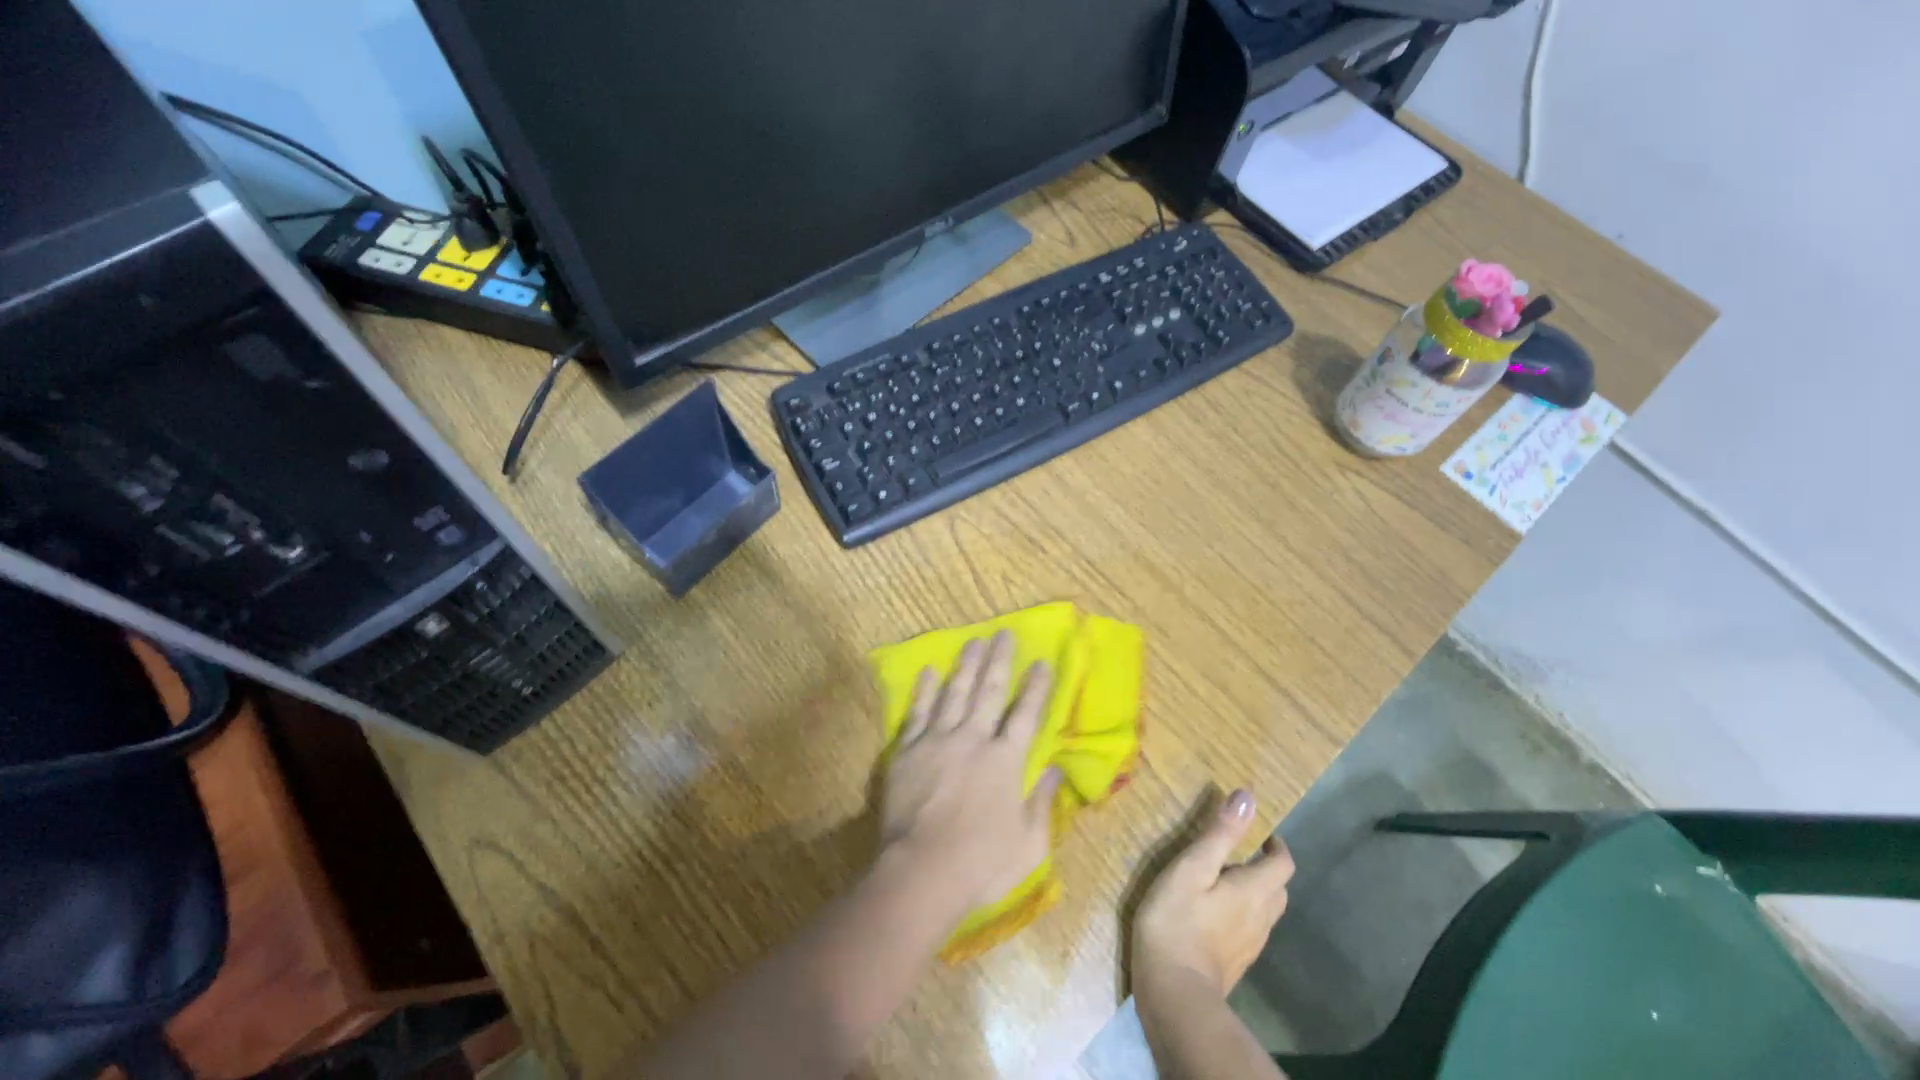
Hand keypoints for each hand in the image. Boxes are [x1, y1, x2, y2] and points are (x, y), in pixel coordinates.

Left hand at [879, 631, 1061, 915]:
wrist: (921, 871)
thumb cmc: (982, 864)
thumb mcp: (1029, 842)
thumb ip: (1042, 802)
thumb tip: (1058, 770)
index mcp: (1006, 761)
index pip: (1026, 714)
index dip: (1037, 687)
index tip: (1043, 662)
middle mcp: (973, 740)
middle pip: (989, 691)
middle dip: (999, 661)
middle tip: (1005, 634)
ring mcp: (937, 742)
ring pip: (954, 693)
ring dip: (966, 666)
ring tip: (974, 642)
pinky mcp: (906, 751)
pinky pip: (917, 712)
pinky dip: (924, 690)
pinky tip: (930, 672)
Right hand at [1133, 789, 1294, 997]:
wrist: (1174, 993)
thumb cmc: (1177, 922)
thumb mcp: (1192, 869)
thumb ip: (1221, 834)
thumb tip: (1249, 796)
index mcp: (1255, 890)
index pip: (1283, 864)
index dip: (1277, 846)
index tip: (1260, 835)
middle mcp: (1262, 918)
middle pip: (1278, 889)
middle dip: (1266, 870)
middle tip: (1237, 857)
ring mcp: (1251, 946)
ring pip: (1265, 913)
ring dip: (1254, 895)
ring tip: (1222, 885)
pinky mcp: (1236, 965)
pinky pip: (1248, 933)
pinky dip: (1240, 918)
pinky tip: (1211, 919)